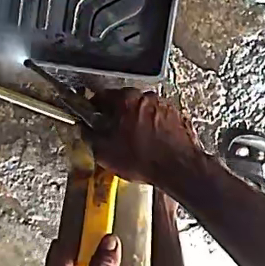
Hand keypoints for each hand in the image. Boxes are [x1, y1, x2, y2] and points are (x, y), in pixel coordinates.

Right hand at [87, 89, 205, 186]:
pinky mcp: (178, 116)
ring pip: (143, 110)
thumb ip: (90, 136)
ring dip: (138, 121)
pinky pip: (160, 119)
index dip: (94, 108)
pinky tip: (152, 145)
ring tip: (135, 143)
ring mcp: (164, 105)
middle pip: (124, 101)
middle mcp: (146, 97)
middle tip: (114, 134)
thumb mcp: (105, 152)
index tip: (93, 117)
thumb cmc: (145, 159)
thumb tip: (85, 130)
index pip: (102, 96)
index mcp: (125, 100)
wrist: (179, 169)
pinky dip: (155, 128)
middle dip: (118, 116)